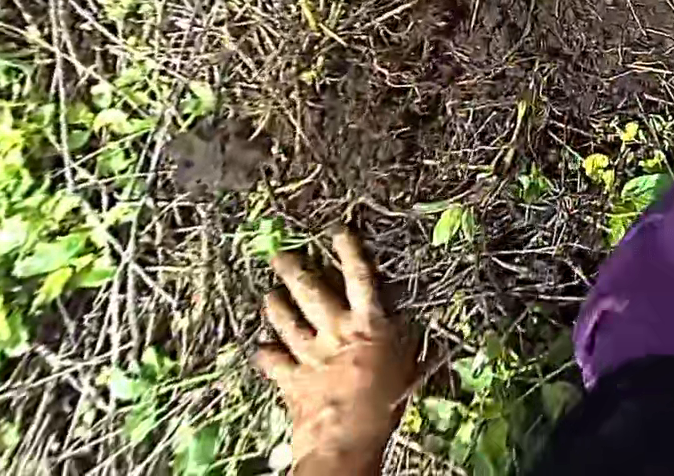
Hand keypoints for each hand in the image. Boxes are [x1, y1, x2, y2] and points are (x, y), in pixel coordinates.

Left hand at [254, 228, 414, 473]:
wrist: (345, 443)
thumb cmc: (387, 400)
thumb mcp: (407, 361)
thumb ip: (405, 337)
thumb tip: (413, 321)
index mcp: (367, 321)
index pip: (359, 276)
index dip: (349, 250)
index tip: (337, 231)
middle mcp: (335, 330)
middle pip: (312, 293)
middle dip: (295, 271)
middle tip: (280, 255)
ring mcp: (309, 355)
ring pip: (287, 322)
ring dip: (276, 307)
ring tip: (268, 293)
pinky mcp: (291, 381)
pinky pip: (273, 363)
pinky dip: (265, 353)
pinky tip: (259, 346)